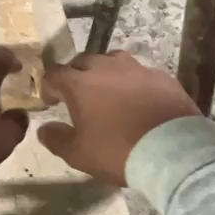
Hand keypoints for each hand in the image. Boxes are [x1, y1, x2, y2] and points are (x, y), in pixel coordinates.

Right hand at [37, 51, 202, 185]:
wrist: (171, 151)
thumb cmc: (117, 151)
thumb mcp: (79, 154)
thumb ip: (57, 139)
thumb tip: (43, 129)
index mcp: (80, 84)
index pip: (55, 74)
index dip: (49, 86)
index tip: (51, 101)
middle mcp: (106, 68)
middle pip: (83, 61)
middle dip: (76, 75)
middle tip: (78, 95)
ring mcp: (136, 69)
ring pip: (113, 60)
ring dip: (105, 72)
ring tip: (108, 90)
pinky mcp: (161, 76)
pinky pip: (140, 73)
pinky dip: (133, 82)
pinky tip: (138, 98)